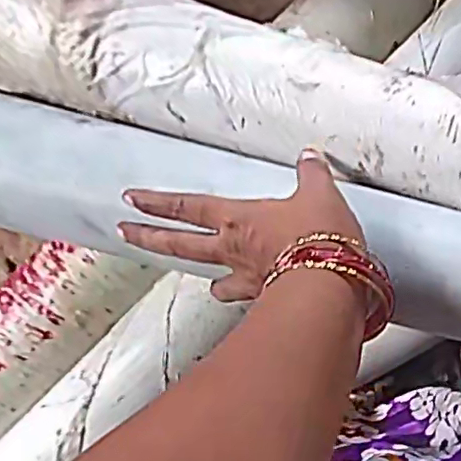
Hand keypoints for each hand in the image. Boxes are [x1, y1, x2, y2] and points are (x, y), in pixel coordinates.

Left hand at [118, 148, 365, 301]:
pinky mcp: (271, 301)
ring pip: (217, 283)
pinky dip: (256, 302)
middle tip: (127, 234)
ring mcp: (250, 279)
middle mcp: (235, 250)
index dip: (158, 202)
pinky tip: (264, 303)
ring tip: (213, 287)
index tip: (132, 199)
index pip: (188, 207)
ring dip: (213, 284)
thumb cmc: (320, 237)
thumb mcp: (321, 196)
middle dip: (151, 238)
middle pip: (181, 244)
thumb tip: (311, 157)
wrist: (332, 279)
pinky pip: (254, 302)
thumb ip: (312, 175)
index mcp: (239, 219)